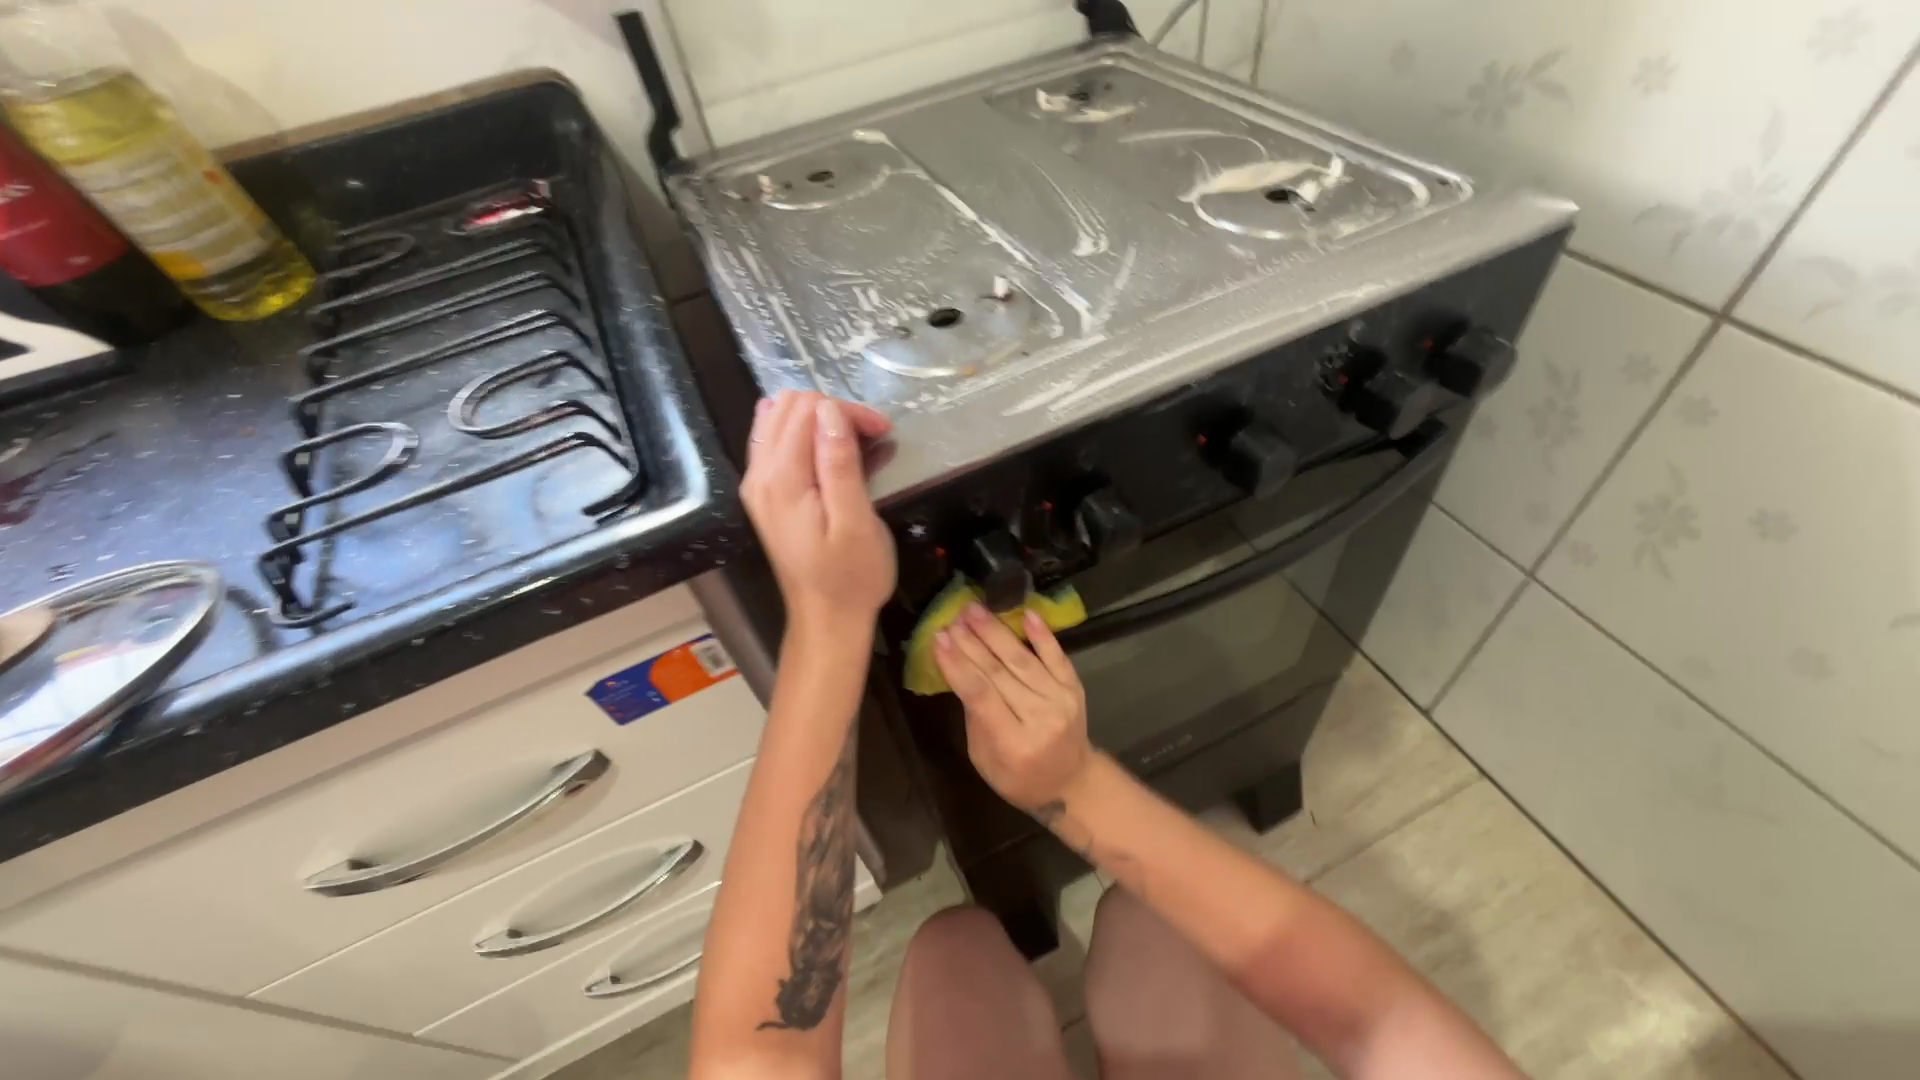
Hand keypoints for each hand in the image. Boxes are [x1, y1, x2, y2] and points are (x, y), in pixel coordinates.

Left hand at [741, 390, 896, 634]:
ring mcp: (758, 484)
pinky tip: (835, 454)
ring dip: (823, 421)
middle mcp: (759, 474)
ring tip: (859, 445)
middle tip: (875, 437)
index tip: (883, 432)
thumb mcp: (856, 522)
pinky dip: (809, 437)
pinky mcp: (766, 494)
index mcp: (780, 479)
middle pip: (789, 406)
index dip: (848, 411)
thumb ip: (839, 464)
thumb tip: (831, 410)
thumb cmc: (851, 577)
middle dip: (835, 411)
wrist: (827, 620)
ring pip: (780, 419)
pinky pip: (777, 442)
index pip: (807, 409)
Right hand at [933, 604, 1094, 812]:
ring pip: (1023, 659)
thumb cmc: (1019, 778)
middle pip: (1000, 673)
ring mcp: (1061, 700)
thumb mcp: (984, 759)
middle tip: (951, 618)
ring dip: (996, 631)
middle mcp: (1040, 718)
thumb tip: (959, 670)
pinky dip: (1042, 634)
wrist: (1073, 782)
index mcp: (1013, 743)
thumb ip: (974, 716)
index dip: (958, 665)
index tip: (939, 638)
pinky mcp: (1074, 688)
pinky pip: (1057, 656)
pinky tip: (1026, 612)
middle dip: (972, 642)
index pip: (981, 695)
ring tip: (974, 609)